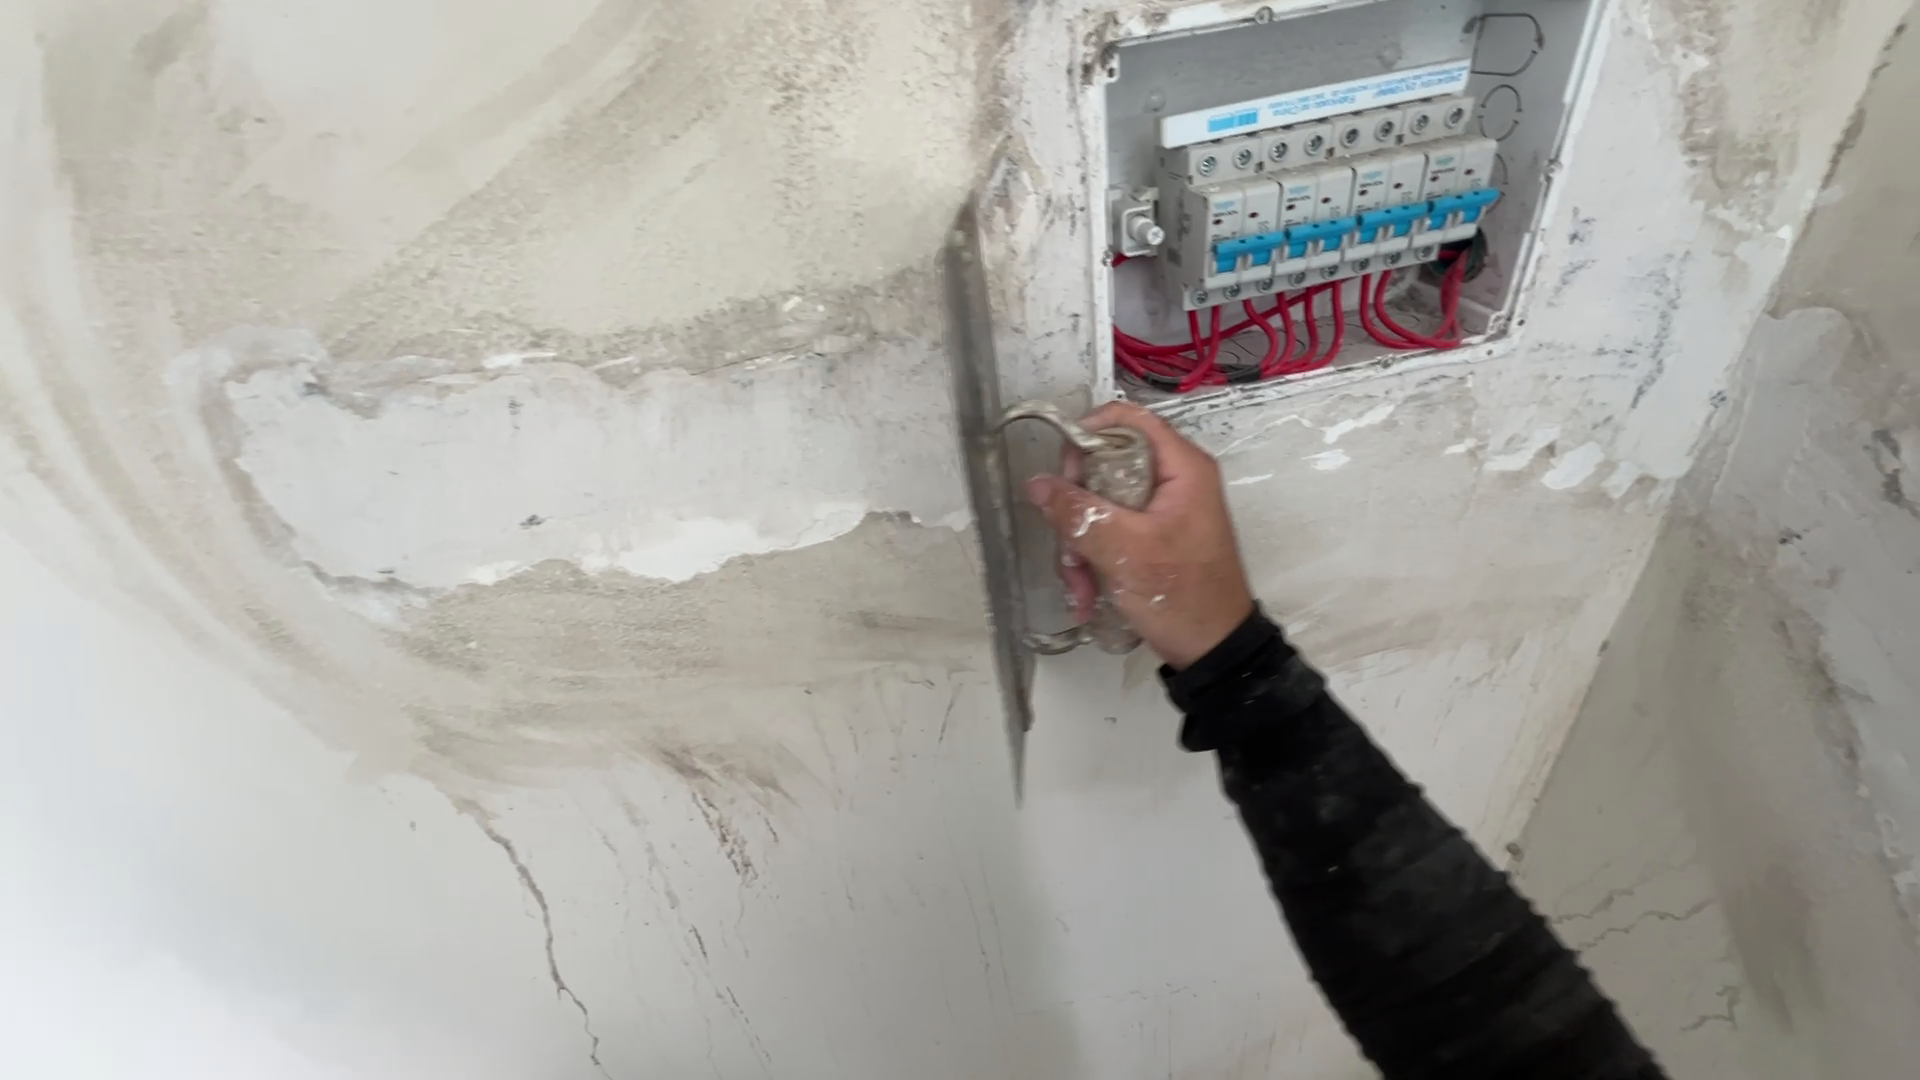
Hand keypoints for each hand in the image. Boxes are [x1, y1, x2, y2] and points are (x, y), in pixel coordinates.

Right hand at [1024, 401, 1254, 669]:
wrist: (1214, 652)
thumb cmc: (1181, 596)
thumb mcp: (1125, 552)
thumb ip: (1079, 514)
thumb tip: (1037, 484)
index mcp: (1181, 468)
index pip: (1127, 419)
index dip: (1089, 435)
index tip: (1064, 473)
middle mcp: (1172, 480)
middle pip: (1105, 466)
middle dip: (1077, 510)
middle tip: (1069, 543)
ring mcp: (1160, 510)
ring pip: (1099, 504)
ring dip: (1079, 545)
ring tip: (1079, 585)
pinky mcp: (1150, 537)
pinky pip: (1108, 532)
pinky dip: (1092, 560)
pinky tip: (1087, 595)